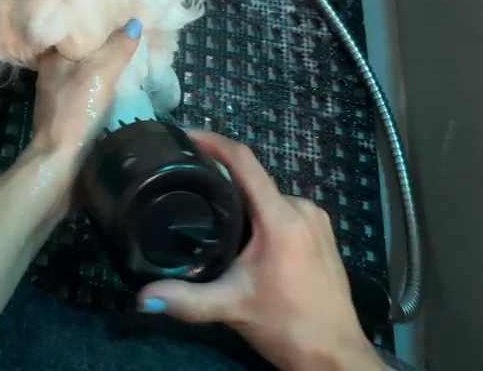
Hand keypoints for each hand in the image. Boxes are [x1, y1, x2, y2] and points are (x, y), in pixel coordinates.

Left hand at [23, 18, 142, 175]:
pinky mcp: (65, 112)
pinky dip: (100, 83)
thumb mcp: (101, 73)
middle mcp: (50, 71)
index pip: (73, 28)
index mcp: (52, 56)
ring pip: (84, 70)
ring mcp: (56, 93)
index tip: (116, 13)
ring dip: (102, 65)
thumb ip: (117, 48)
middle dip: (102, 42)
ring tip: (127, 54)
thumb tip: (134, 22)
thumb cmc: (76, 110)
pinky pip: (86, 88)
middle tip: (128, 32)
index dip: (94, 20)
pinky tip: (116, 83)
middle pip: (80, 50)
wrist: (60, 160)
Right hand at [137, 131, 383, 370]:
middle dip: (220, 179)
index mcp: (281, 217)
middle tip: (186, 185)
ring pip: (267, 195)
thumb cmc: (289, 328)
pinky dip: (260, 213)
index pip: (243, 160)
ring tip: (209, 211)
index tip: (184, 135)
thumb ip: (187, 299)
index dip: (213, 141)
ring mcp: (315, 219)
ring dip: (241, 200)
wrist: (339, 361)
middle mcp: (301, 208)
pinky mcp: (322, 233)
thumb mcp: (233, 309)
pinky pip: (282, 208)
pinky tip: (243, 233)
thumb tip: (143, 298)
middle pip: (252, 178)